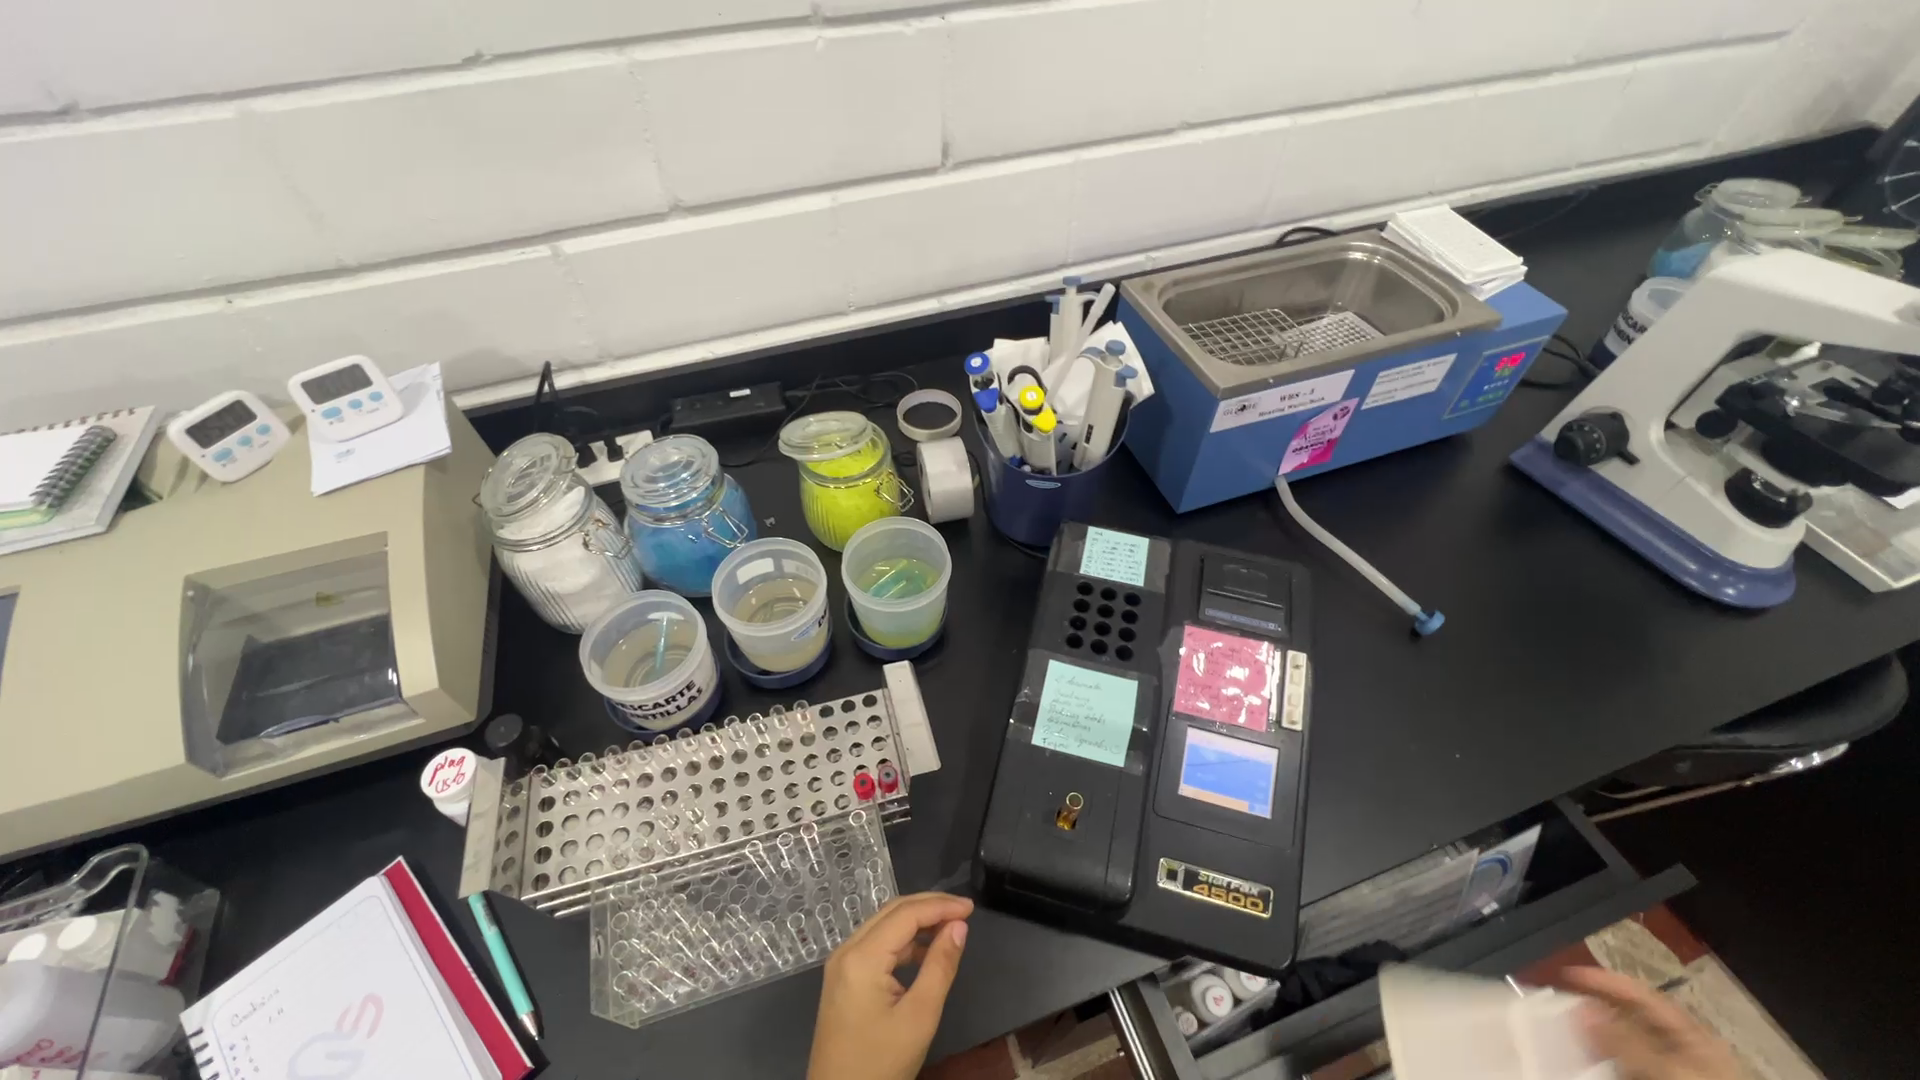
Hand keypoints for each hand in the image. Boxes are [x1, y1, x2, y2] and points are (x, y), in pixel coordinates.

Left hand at [807, 892, 972, 1079]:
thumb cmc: (881, 1063)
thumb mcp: (919, 1016)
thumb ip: (940, 966)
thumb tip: (959, 926)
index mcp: (861, 957)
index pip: (905, 914)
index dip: (940, 905)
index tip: (971, 908)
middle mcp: (846, 951)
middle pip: (891, 912)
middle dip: (929, 906)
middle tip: (964, 912)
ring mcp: (841, 965)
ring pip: (883, 926)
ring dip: (916, 922)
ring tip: (950, 928)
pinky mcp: (842, 979)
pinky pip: (875, 945)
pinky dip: (902, 941)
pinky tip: (924, 951)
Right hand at [1558, 967, 1744, 1079]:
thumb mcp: (1672, 1074)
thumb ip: (1628, 1042)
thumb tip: (1583, 1008)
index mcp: (1695, 1039)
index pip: (1646, 997)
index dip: (1608, 982)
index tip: (1569, 975)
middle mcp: (1684, 1050)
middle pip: (1635, 1017)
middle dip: (1599, 1009)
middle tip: (1565, 1007)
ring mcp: (1674, 1072)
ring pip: (1628, 1042)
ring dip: (1599, 1036)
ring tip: (1571, 1034)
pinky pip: (1627, 1066)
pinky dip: (1606, 1060)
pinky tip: (1589, 1061)